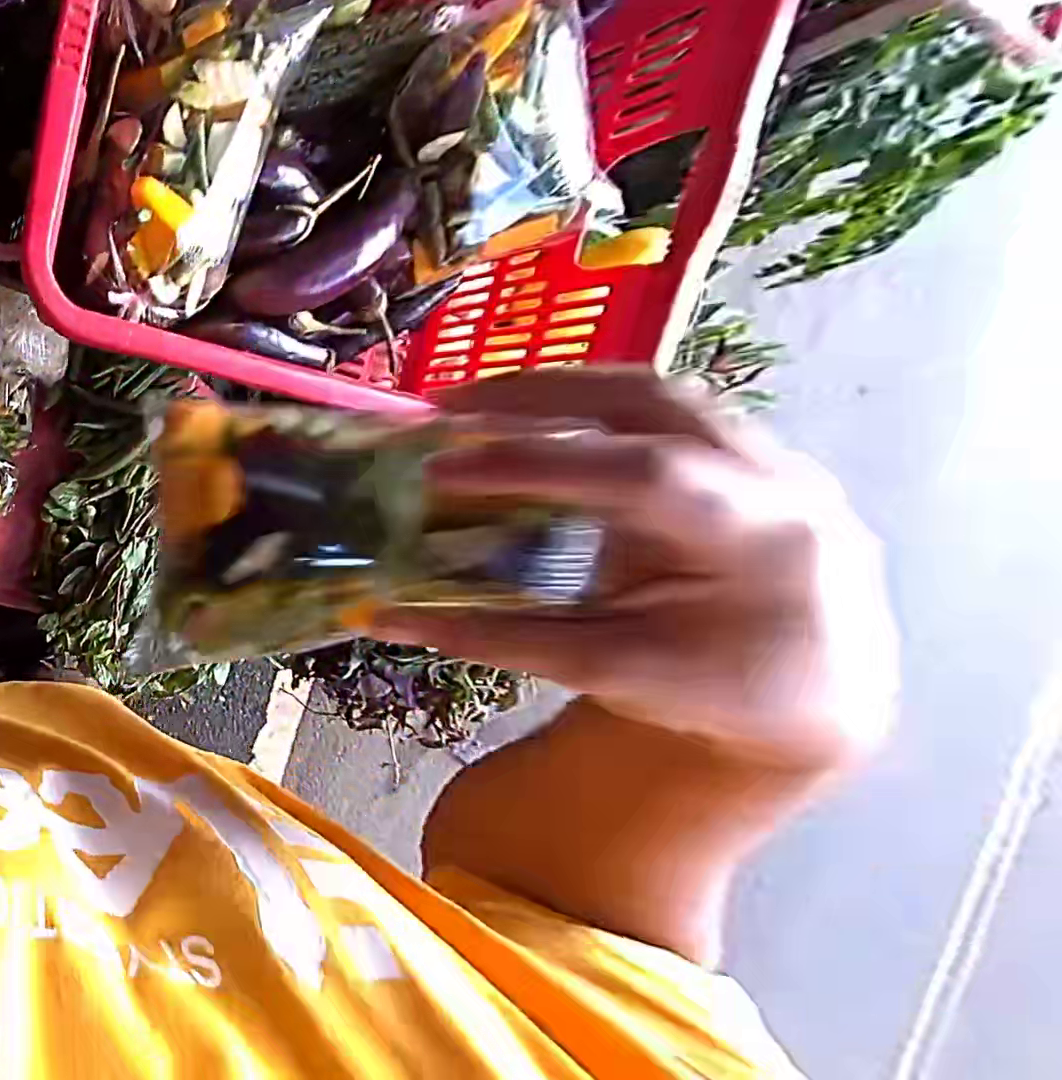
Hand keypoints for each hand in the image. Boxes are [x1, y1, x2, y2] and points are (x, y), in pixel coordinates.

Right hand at [369, 368, 897, 767]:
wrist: (813, 700)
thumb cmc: (711, 692)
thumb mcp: (600, 669)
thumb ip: (492, 638)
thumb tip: (381, 620)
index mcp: (755, 536)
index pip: (632, 473)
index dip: (529, 462)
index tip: (439, 467)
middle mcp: (773, 476)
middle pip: (647, 398)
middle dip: (536, 392)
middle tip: (442, 406)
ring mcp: (763, 455)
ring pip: (651, 391)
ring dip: (555, 388)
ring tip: (472, 403)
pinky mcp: (736, 456)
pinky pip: (652, 409)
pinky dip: (579, 404)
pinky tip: (528, 419)